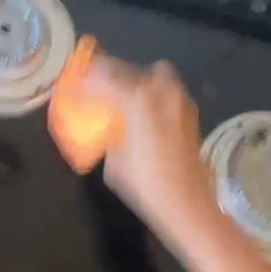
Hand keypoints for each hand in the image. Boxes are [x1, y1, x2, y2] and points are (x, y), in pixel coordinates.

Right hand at [79, 55, 222, 244]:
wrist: (186, 202)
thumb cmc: (143, 183)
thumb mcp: (113, 159)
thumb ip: (109, 133)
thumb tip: (109, 127)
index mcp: (136, 97)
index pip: (105, 72)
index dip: (89, 75)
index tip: (78, 81)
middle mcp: (161, 90)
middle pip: (131, 68)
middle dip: (114, 74)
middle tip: (101, 89)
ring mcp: (180, 99)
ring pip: (156, 74)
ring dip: (139, 81)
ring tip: (126, 100)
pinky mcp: (192, 113)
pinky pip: (169, 91)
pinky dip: (155, 95)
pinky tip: (146, 115)